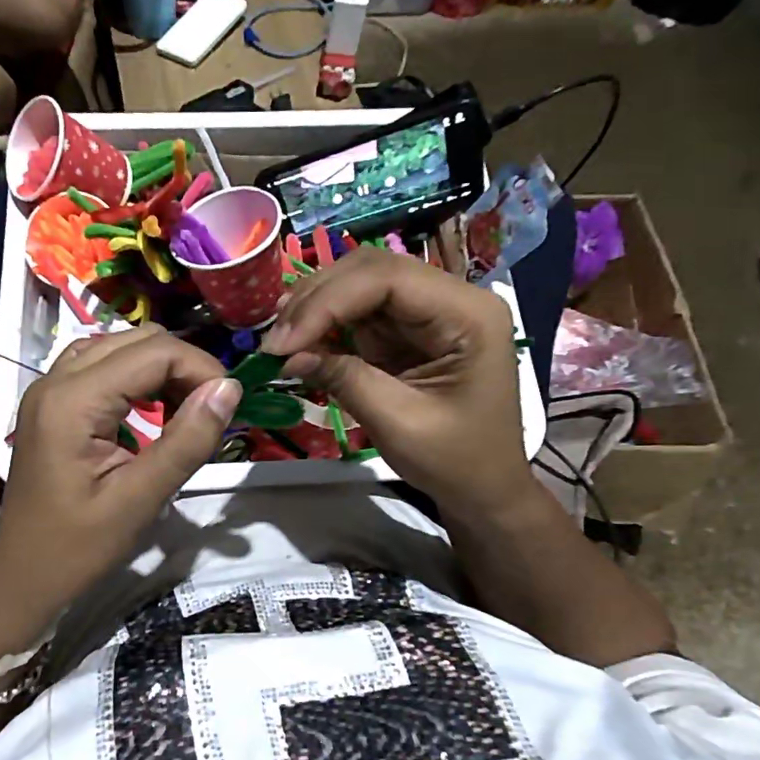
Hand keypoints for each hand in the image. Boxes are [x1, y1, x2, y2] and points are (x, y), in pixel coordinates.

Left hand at [0, 326, 241, 615]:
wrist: (23, 578)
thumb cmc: (78, 547)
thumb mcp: (140, 499)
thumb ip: (187, 441)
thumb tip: (229, 389)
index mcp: (73, 401)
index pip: (154, 353)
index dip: (201, 369)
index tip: (230, 404)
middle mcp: (56, 380)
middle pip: (138, 340)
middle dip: (184, 365)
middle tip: (211, 410)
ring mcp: (50, 388)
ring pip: (120, 346)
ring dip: (161, 368)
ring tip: (187, 409)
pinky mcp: (53, 402)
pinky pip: (102, 365)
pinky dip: (137, 376)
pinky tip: (153, 410)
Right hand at [261, 249, 532, 516]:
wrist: (483, 488)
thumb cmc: (455, 461)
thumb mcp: (399, 423)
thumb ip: (346, 379)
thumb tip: (287, 354)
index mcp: (468, 314)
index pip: (388, 278)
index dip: (329, 301)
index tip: (284, 341)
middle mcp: (452, 298)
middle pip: (373, 272)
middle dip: (318, 300)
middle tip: (275, 339)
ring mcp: (430, 312)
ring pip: (362, 285)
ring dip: (317, 308)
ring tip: (280, 338)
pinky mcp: (411, 330)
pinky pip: (363, 313)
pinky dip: (328, 325)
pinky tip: (300, 340)